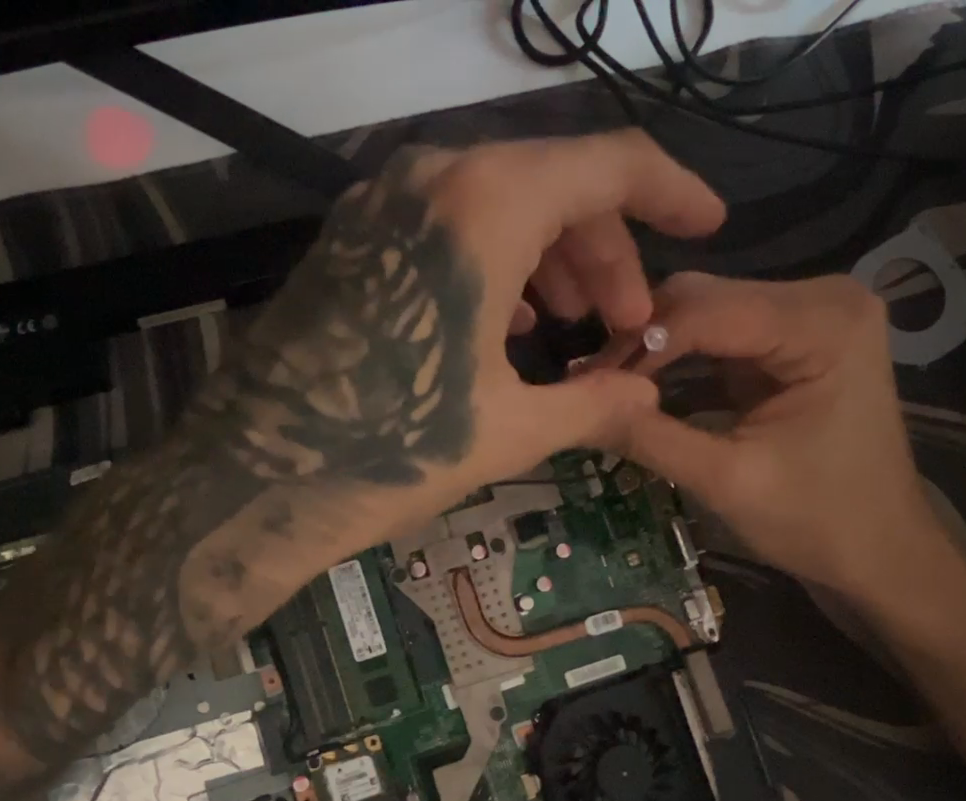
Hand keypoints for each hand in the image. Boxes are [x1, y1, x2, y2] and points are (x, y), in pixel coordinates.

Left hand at [210, 131, 726, 545]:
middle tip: (623, 325)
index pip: (610, 163)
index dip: (671, 192)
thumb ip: (595, 403)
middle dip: (604, 252)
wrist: (257, 474)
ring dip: (549, 260)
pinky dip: (492, 265)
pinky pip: (444, 227)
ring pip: (496, 204)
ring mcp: (381, 204)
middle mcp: (433, 178)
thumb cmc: (391, 447)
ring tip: (570, 329)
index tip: (707, 226)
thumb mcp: (510, 430)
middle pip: (552, 185)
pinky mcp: (351, 239)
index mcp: (487, 202)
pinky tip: (503, 325)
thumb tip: (647, 398)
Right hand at [593, 272, 948, 600]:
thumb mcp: (725, 480)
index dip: (636, 343)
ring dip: (653, 350)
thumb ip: (649, 437)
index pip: (704, 310)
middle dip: (641, 342)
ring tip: (603, 390)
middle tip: (587, 388)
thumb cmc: (817, 520)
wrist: (880, 552)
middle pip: (703, 298)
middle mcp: (822, 298)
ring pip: (703, 311)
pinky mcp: (793, 339)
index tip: (581, 384)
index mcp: (823, 323)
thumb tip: (572, 410)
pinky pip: (718, 334)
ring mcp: (810, 316)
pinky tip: (638, 388)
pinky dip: (677, 361)